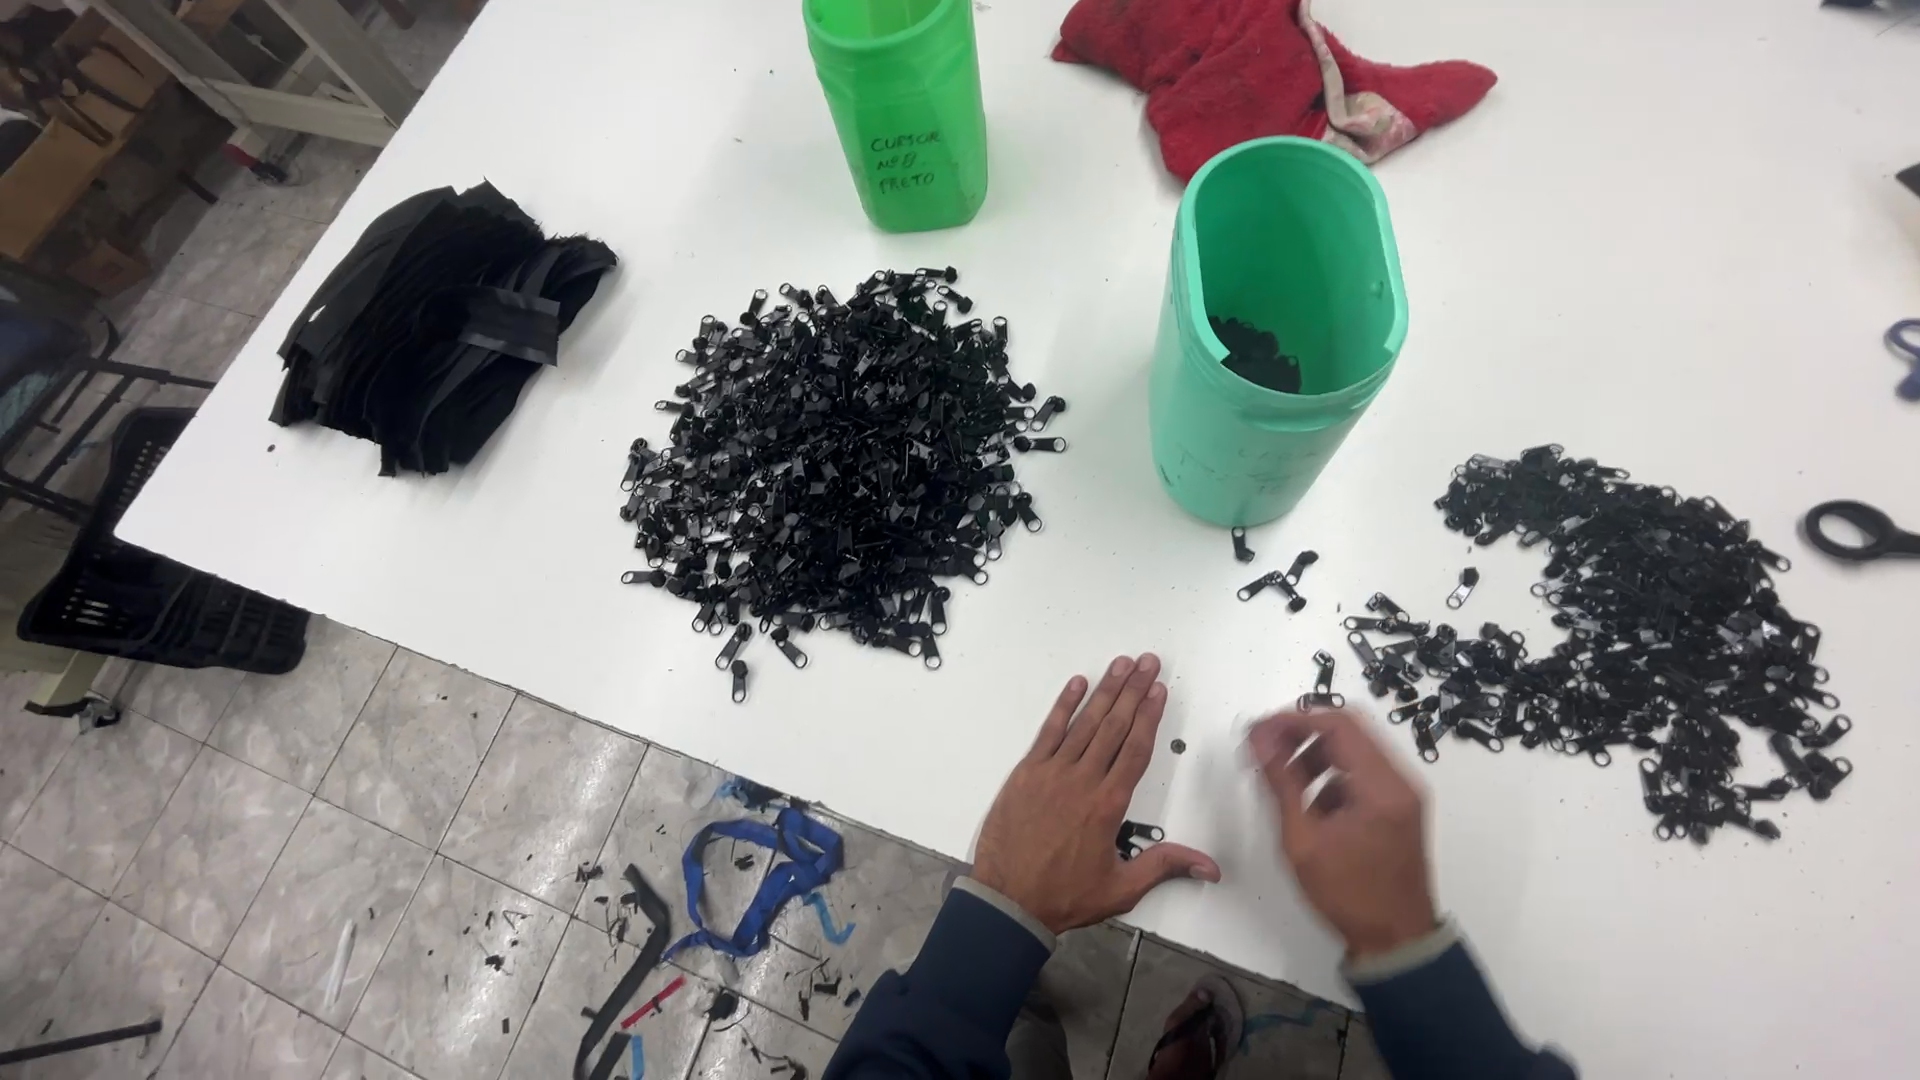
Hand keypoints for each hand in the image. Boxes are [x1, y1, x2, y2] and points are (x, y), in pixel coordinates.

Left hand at [972, 654, 1220, 933]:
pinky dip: (1062, 706)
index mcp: (1107, 804)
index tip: (1159, 690)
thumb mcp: (1121, 888)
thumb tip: (1210, 866)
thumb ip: (1164, 867)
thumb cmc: (1063, 895)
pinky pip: (1048, 731)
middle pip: (1114, 726)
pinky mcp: (1027, 772)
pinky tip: (1076, 685)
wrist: (1009, 899)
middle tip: (1147, 662)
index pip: (1136, 749)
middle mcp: (1082, 780)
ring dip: (1105, 691)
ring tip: (1121, 665)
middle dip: (1133, 691)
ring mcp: (1052, 772)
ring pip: (1085, 723)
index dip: (1149, 715)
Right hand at [1247, 709, 1436, 959]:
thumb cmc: (1347, 893)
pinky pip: (1359, 771)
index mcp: (1381, 786)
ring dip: (1312, 751)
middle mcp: (1399, 780)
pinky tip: (1304, 797)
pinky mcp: (1396, 806)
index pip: (1336, 725)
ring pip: (1352, 748)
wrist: (1397, 942)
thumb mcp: (1303, 837)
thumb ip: (1280, 780)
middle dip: (1299, 732)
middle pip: (1346, 730)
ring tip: (1277, 773)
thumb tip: (1258, 737)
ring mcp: (1401, 793)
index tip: (1258, 732)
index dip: (1292, 720)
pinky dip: (1328, 771)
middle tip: (1263, 747)